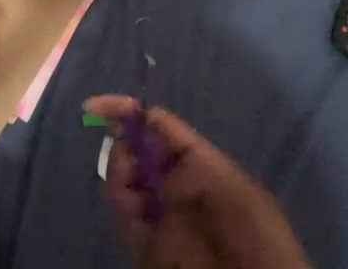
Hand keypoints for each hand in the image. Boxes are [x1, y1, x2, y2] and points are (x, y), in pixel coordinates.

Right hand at [84, 96, 310, 268]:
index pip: (156, 125)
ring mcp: (158, 210)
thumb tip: (146, 136)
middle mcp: (173, 181)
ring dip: (119, 180)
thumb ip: (191, 155)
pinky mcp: (146, 240)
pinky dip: (120, 207)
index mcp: (196, 162)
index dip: (125, 110)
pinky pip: (121, 213)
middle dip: (122, 150)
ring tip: (134, 201)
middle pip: (132, 148)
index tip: (92, 107)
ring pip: (121, 178)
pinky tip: (134, 217)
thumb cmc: (255, 237)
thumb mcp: (235, 189)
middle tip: (131, 172)